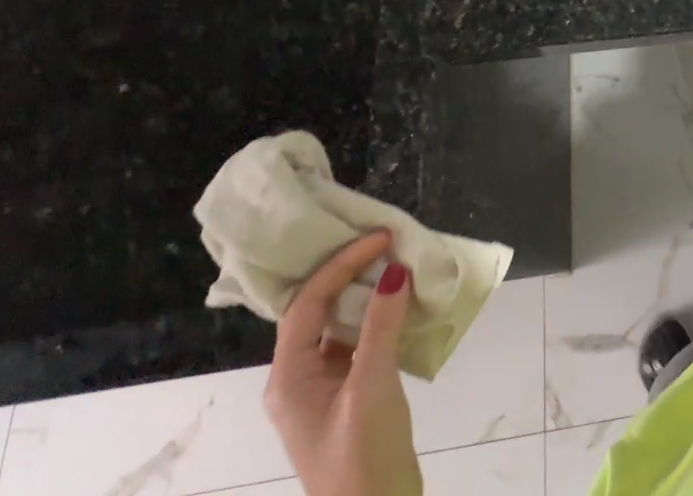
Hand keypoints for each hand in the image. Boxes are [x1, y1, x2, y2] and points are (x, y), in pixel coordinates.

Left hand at [264, 231, 420, 495]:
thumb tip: (395, 270)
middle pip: (316, 311)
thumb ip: (381, 328)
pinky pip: (357, 345)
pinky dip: (379, 321)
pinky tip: (404, 309)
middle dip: (349, 274)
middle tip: (386, 243)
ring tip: (399, 266)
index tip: (380, 238)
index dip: (341, 265)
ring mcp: (323, 390)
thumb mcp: (373, 388)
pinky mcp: (348, 398)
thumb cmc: (364, 455)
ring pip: (338, 327)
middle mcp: (297, 379)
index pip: (307, 304)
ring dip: (366, 296)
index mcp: (288, 378)